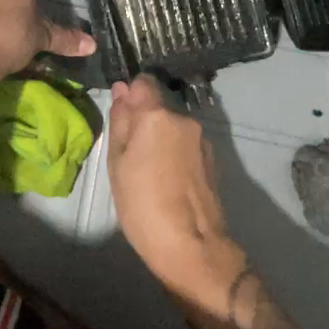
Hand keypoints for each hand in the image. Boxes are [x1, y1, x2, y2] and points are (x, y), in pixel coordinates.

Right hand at [108, 76, 246, 314]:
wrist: (193, 248)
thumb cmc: (143, 205)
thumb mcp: (117, 163)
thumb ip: (120, 121)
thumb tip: (122, 90)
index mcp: (157, 115)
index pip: (143, 81)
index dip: (130, 94)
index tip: (121, 116)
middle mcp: (184, 119)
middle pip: (159, 105)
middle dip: (144, 120)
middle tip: (130, 152)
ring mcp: (202, 139)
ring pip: (173, 125)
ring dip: (160, 137)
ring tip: (149, 172)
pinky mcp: (212, 159)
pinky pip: (185, 143)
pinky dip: (175, 153)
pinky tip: (167, 181)